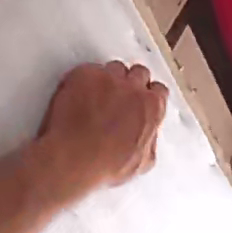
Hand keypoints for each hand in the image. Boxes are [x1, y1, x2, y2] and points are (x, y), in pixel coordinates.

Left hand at [33, 61, 168, 195]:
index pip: (158, 90)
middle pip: (138, 73)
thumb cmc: (104, 163)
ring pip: (113, 68)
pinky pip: (88, 70)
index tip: (140, 100)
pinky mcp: (84, 74)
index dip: (147, 96)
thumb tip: (148, 134)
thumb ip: (150, 139)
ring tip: (96, 96)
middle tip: (118, 95)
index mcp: (151, 107)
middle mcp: (132, 87)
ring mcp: (107, 78)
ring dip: (108, 79)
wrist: (72, 157)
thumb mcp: (142, 162)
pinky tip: (79, 96)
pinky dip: (84, 81)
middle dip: (130, 82)